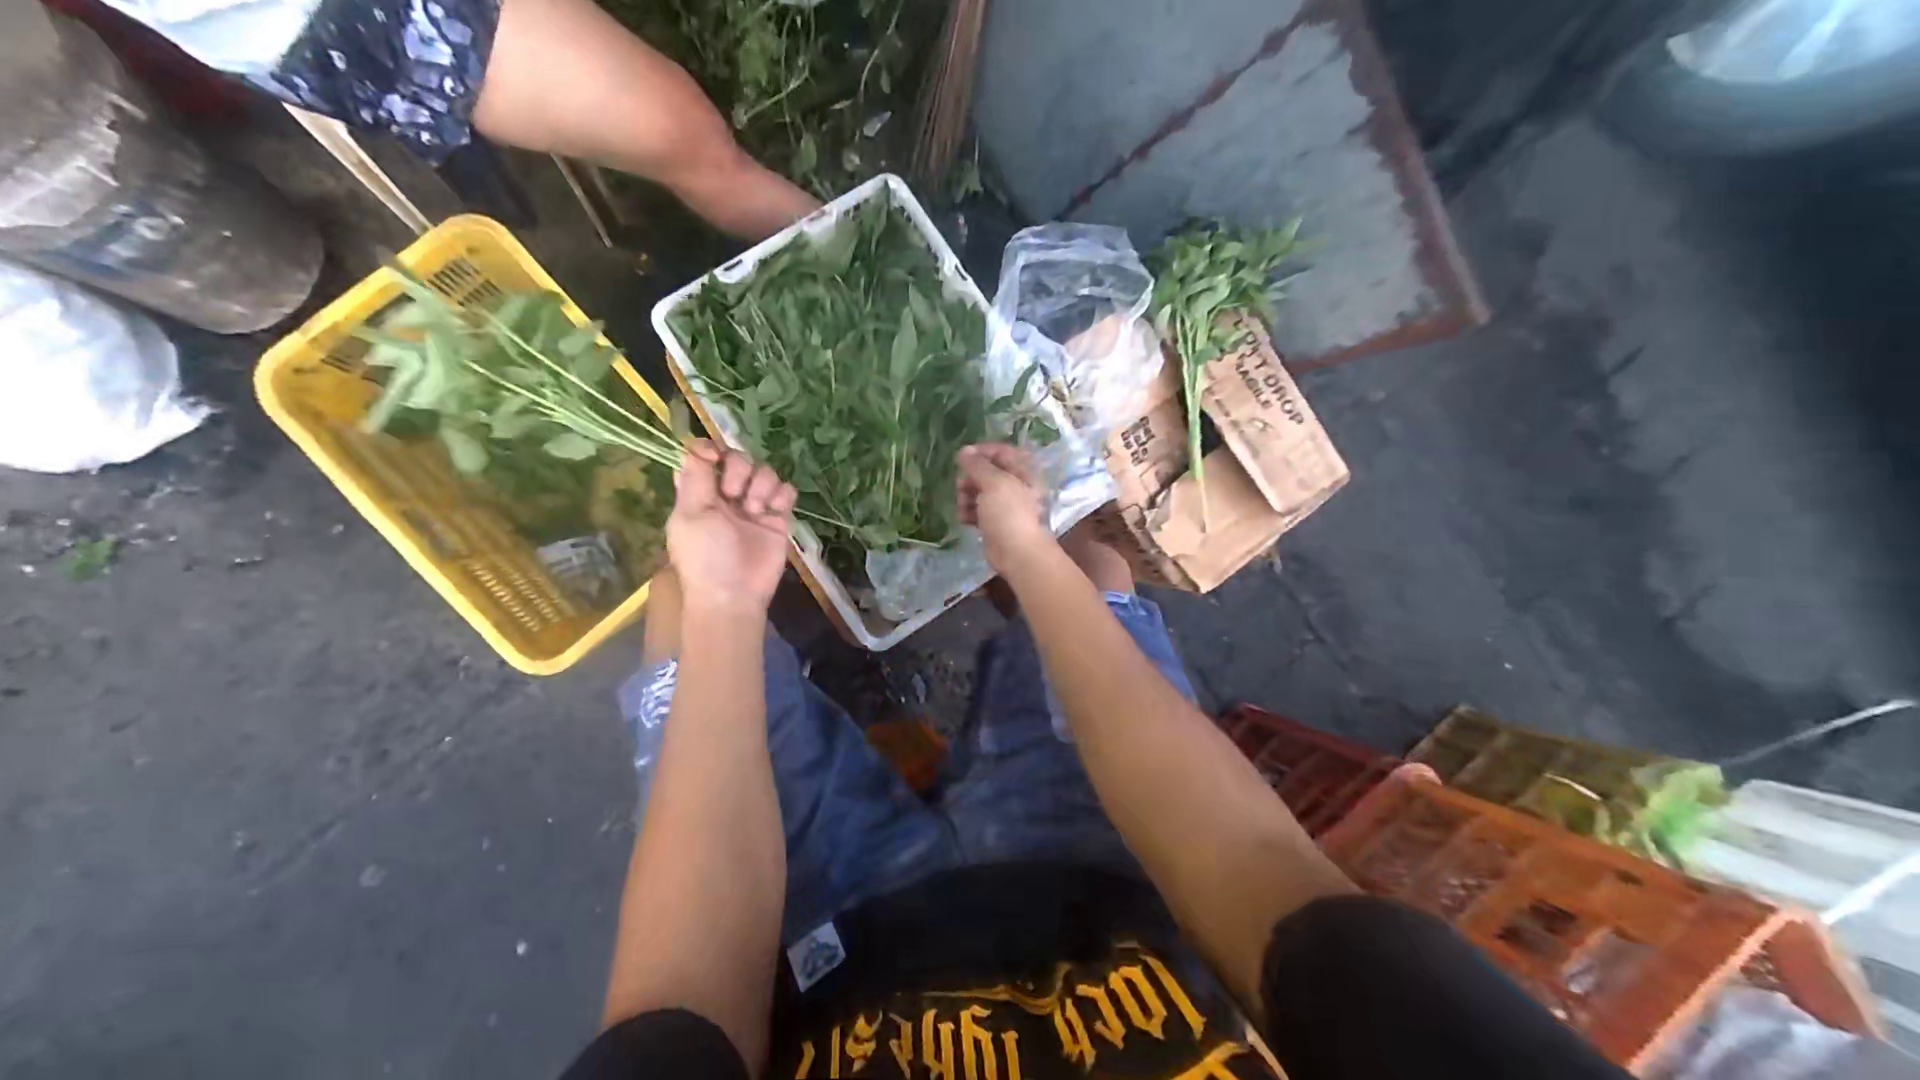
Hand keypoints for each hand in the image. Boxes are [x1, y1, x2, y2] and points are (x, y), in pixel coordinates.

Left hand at [667, 441, 796, 618]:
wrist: (734, 593)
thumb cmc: (705, 556)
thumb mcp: (691, 514)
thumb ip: (696, 475)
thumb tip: (699, 443)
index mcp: (700, 493)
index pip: (706, 456)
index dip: (712, 450)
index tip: (716, 457)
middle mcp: (727, 495)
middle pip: (739, 459)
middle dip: (739, 470)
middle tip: (734, 495)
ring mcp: (755, 506)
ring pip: (765, 471)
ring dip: (761, 485)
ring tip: (755, 510)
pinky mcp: (779, 518)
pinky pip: (787, 491)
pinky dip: (783, 495)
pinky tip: (773, 511)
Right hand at [956, 443, 1053, 575]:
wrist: (1017, 553)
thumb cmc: (1009, 514)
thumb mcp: (994, 483)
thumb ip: (978, 465)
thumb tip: (965, 451)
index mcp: (1022, 472)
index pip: (1001, 451)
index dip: (981, 452)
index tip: (962, 458)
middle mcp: (1015, 486)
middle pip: (987, 472)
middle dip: (970, 478)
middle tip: (961, 486)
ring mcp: (1005, 505)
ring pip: (979, 491)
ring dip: (966, 496)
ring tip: (962, 505)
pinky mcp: (995, 522)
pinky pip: (978, 510)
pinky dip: (969, 512)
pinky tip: (964, 518)